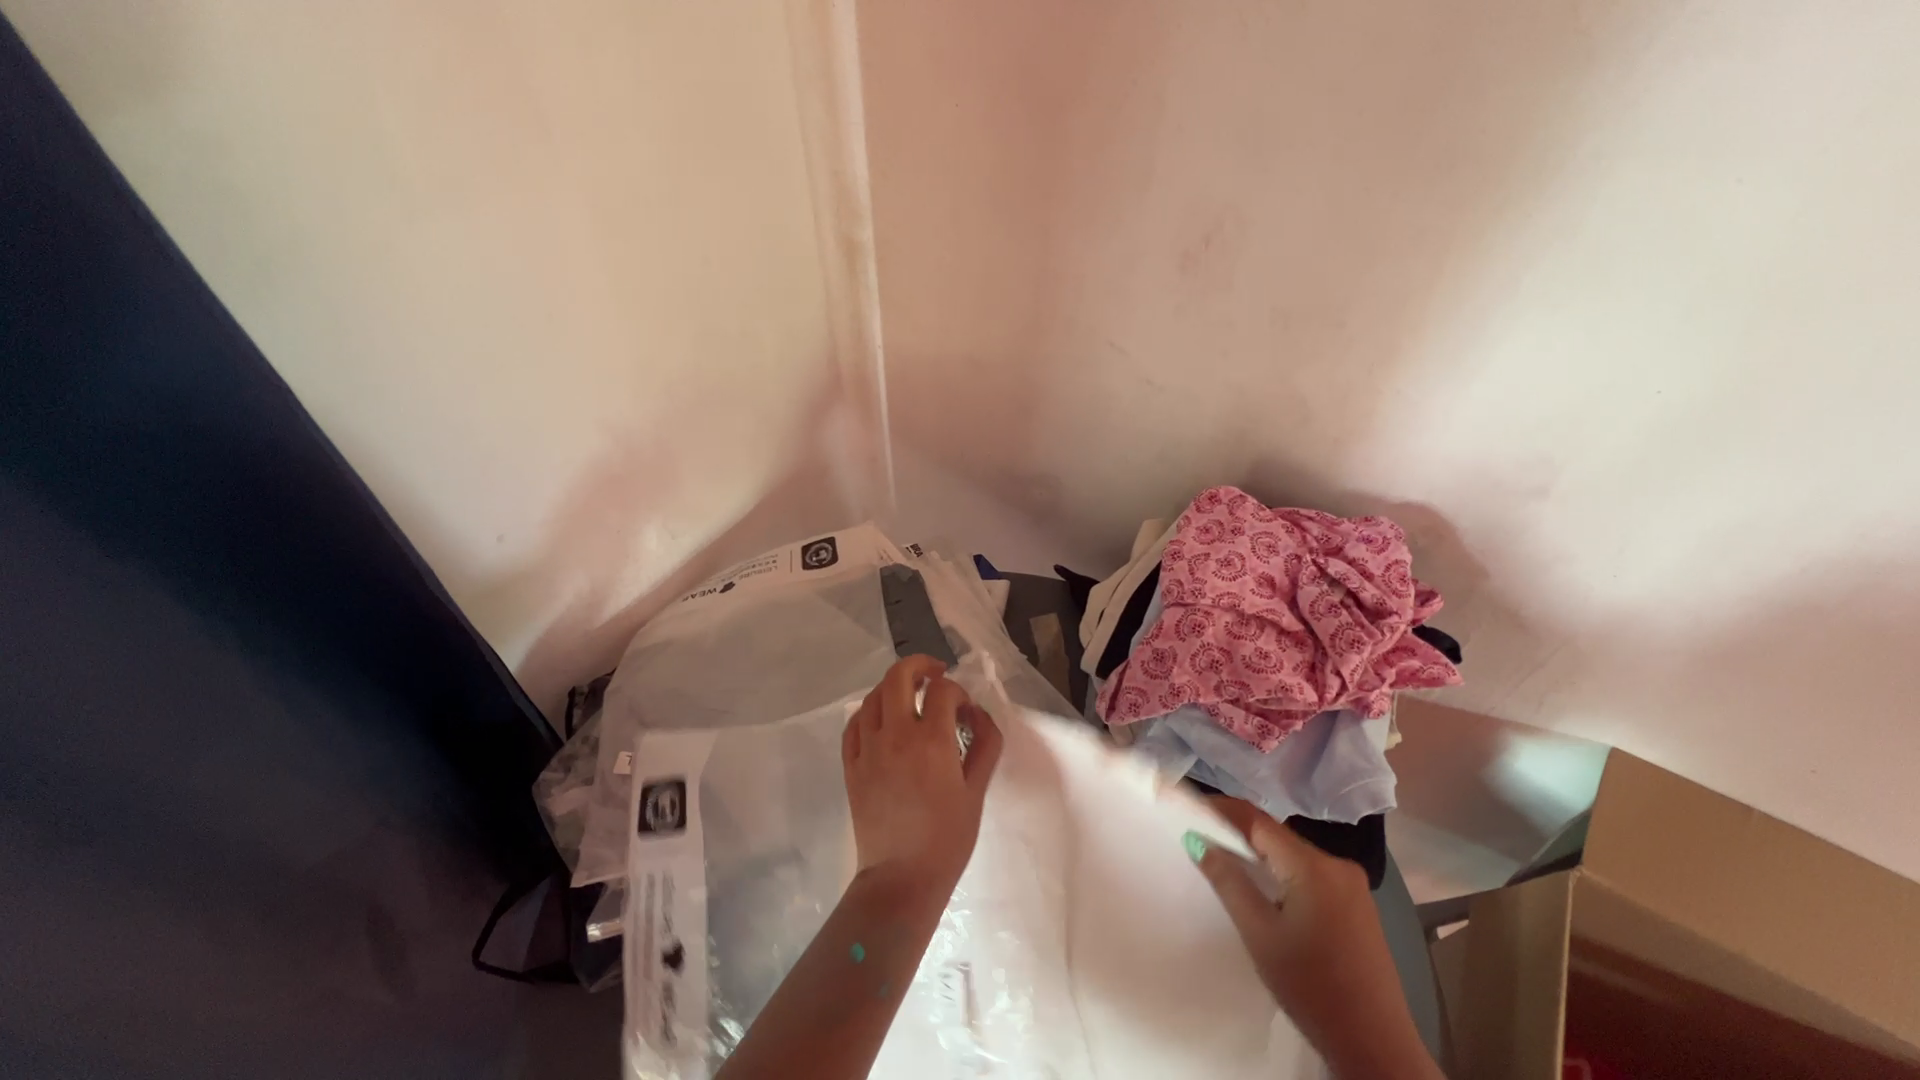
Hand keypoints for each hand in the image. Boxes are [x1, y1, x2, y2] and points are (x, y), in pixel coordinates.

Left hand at [842, 655, 1003, 899]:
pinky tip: (882, 722)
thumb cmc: (947, 838)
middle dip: (920, 667)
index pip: (942, 690)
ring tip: (910, 697)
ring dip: (893, 688)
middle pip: (899, 677)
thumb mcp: (977, 791)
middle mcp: (895, 735)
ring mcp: (867, 749)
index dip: (957, 691)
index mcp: (931, 740)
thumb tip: (977, 714)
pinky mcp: (850, 765)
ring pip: (873, 696)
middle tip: (935, 674)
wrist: (901, 878)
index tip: (964, 709)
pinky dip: (869, 712)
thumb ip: (984, 744)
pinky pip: (854, 724)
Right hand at [1192, 797, 1443, 1079]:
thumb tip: (1199, 841)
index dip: (1220, 810)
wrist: (1375, 1043)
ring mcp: (1352, 885)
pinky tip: (1263, 889)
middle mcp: (1337, 865)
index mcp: (1314, 866)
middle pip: (1277, 835)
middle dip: (1237, 832)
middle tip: (1198, 836)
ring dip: (1260, 855)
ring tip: (1223, 860)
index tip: (1187, 808)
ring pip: (1293, 855)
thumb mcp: (1260, 935)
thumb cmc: (1311, 987)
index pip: (1257, 821)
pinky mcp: (1357, 905)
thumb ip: (1228, 882)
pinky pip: (1310, 874)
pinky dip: (1282, 873)